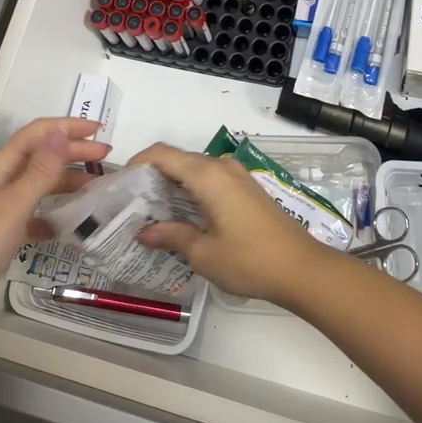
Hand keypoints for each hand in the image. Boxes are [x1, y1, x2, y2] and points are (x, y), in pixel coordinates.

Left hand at [0, 117, 110, 330]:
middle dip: (73, 151)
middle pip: (41, 155)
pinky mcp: (4, 232)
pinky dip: (53, 214)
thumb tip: (61, 131)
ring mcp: (1, 206)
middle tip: (106, 157)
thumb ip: (40, 169)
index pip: (37, 133)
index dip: (67, 127)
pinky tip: (70, 224)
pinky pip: (35, 213)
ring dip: (67, 180)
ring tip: (96, 187)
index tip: (98, 130)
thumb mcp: (13, 206)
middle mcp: (0, 180)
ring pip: (40, 183)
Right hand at [127, 142, 334, 305]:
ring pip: (194, 170)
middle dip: (152, 177)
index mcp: (207, 175)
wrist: (301, 268)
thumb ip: (171, 235)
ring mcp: (236, 175)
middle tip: (130, 205)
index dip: (137, 163)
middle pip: (177, 159)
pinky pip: (209, 179)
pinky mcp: (246, 188)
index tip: (120, 185)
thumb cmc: (249, 260)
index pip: (162, 154)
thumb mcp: (203, 253)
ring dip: (171, 185)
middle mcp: (221, 166)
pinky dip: (190, 191)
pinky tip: (182, 217)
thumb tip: (142, 231)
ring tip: (150, 214)